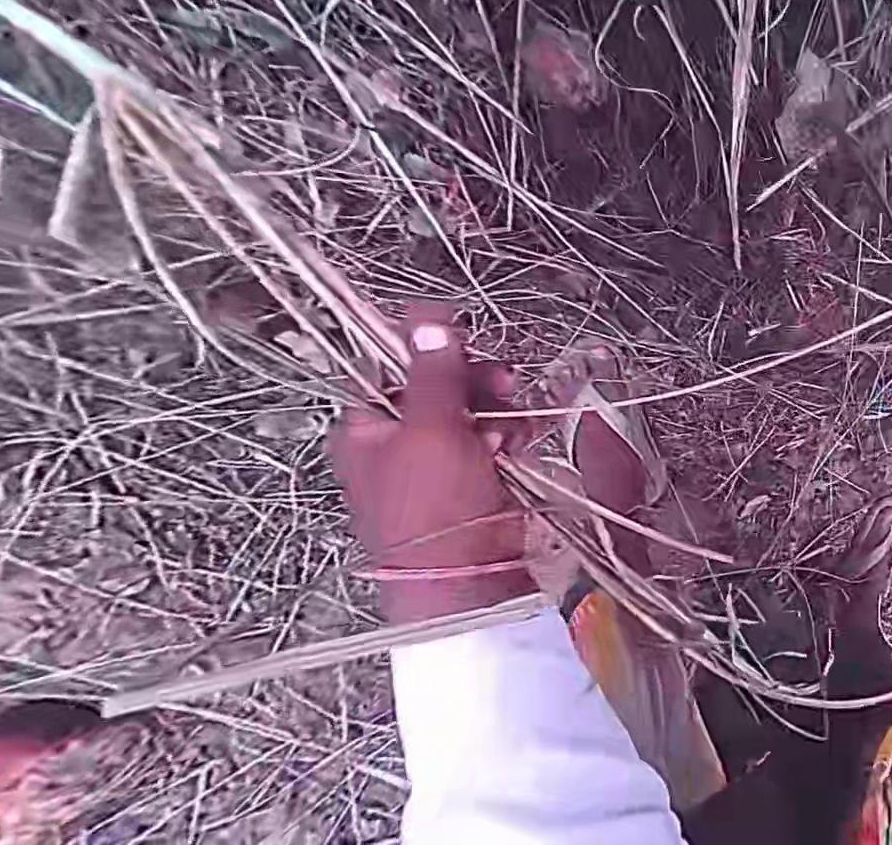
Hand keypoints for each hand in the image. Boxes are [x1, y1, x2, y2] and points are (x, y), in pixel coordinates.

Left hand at [328, 305, 533, 622]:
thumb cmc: (431, 505)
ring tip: (513, 421)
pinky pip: (498, 432)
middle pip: (442, 384)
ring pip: (476, 406)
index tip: (464, 336)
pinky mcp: (478, 470)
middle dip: (476, 380)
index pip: (395, 367)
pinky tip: (523, 437)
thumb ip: (433, 371)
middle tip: (503, 381)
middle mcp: (402, 438)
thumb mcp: (429, 429)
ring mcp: (442, 456)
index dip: (430, 350)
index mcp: (369, 426)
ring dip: (500, 406)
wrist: (469, 574)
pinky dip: (514, 428)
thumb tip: (426, 318)